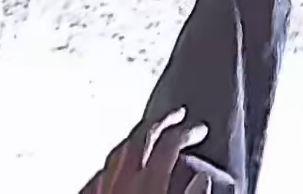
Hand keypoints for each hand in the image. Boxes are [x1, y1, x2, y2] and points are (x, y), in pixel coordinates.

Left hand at [82, 107, 211, 193]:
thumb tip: (202, 181)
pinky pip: (100, 173)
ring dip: (137, 135)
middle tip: (178, 116)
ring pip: (119, 150)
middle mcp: (123, 181)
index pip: (171, 142)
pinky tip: (116, 165)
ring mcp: (104, 191)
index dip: (189, 131)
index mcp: (148, 183)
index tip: (200, 130)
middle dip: (163, 120)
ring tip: (149, 131)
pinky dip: (113, 162)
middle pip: (142, 135)